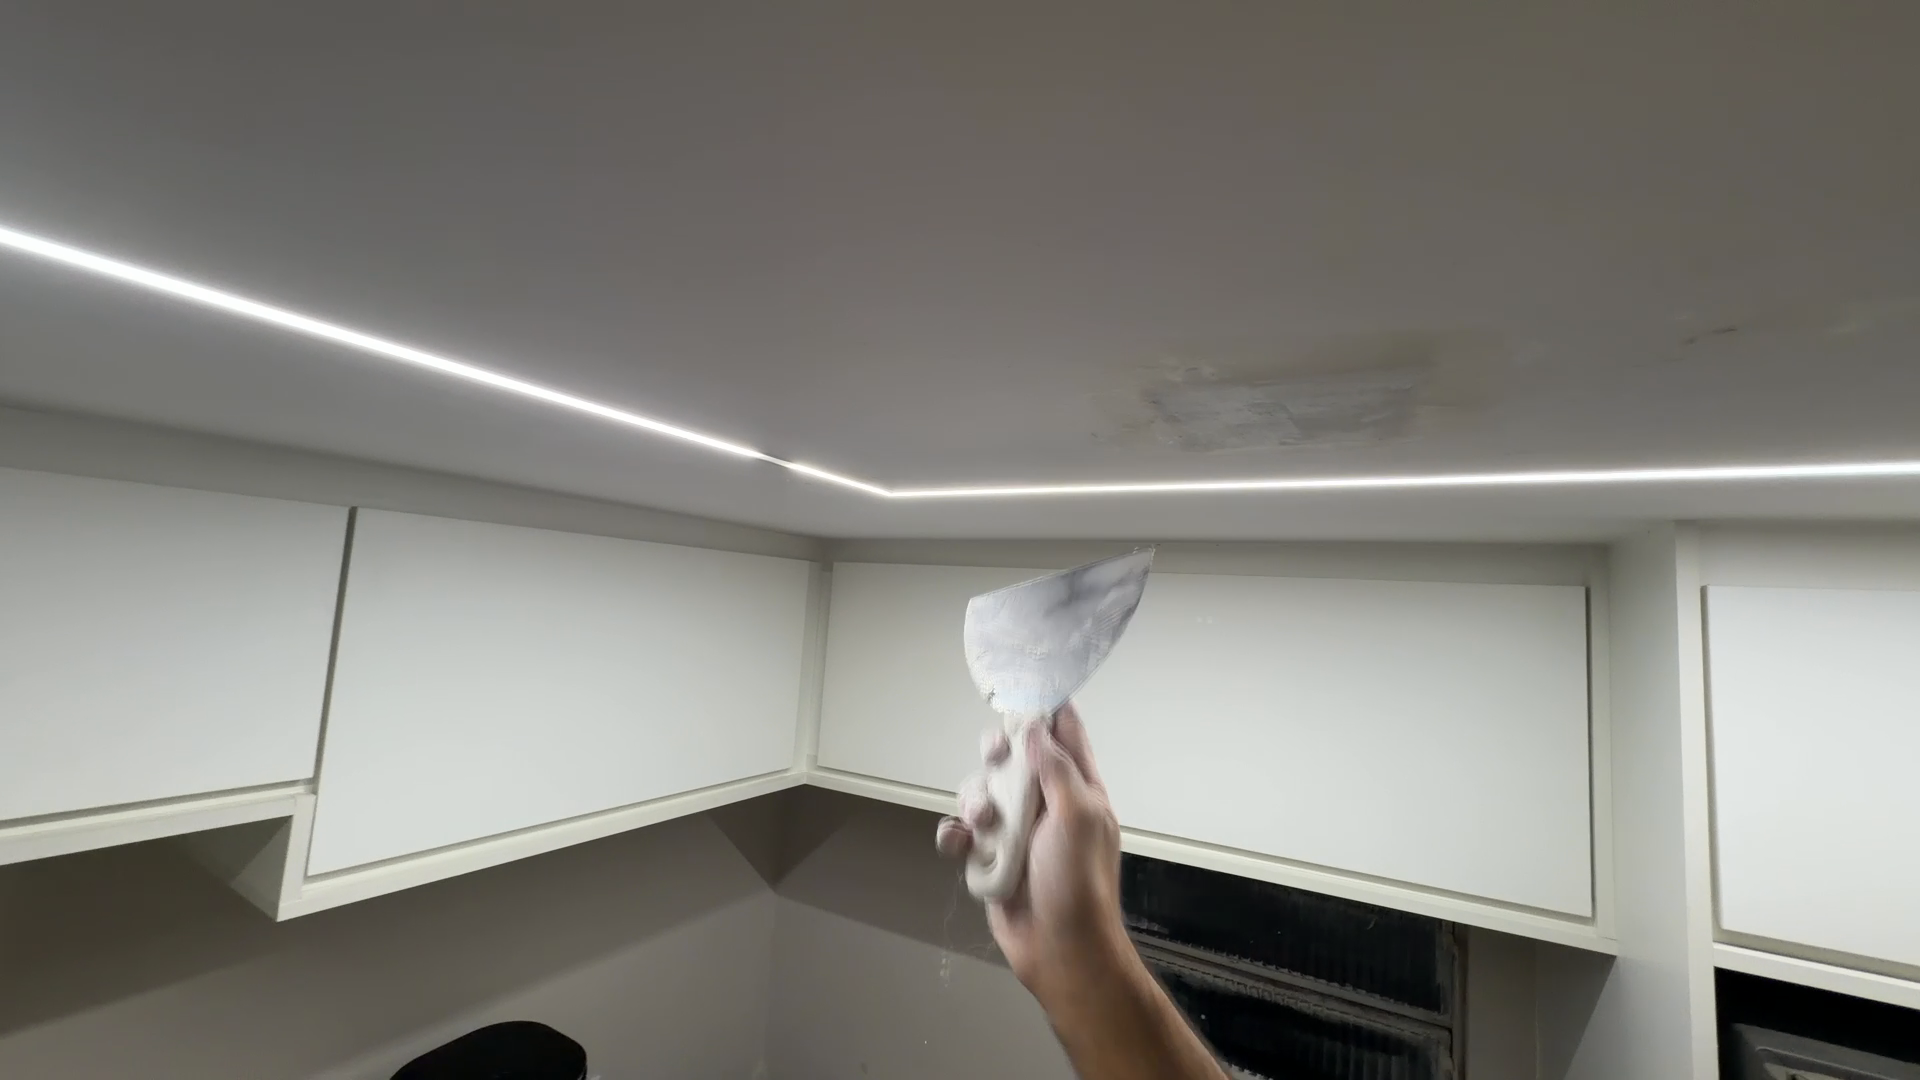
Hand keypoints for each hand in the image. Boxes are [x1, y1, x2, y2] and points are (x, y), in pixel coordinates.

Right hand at [936, 703, 1130, 1000]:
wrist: (1058, 950)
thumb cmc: (1077, 882)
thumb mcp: (1078, 816)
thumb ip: (1056, 767)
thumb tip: (1035, 727)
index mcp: (1077, 787)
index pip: (1065, 732)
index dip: (1045, 708)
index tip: (1022, 688)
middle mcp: (1045, 801)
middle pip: (1013, 755)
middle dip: (998, 751)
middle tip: (994, 755)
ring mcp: (1015, 828)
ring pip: (982, 789)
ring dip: (975, 799)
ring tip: (983, 822)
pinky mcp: (989, 854)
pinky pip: (962, 830)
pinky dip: (957, 832)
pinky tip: (961, 842)